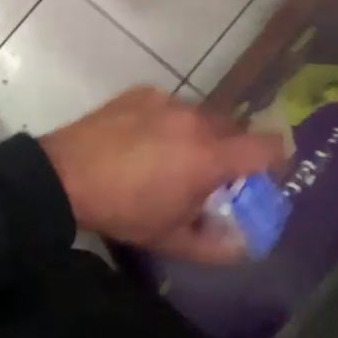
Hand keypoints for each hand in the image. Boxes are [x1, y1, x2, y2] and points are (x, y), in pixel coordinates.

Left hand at [40, 87, 284, 262]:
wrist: (63, 175)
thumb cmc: (122, 209)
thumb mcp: (171, 238)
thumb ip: (216, 244)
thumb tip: (243, 241)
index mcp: (209, 155)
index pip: (269, 145)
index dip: (274, 161)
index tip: (261, 178)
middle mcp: (194, 119)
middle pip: (234, 129)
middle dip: (231, 152)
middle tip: (210, 177)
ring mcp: (166, 101)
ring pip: (201, 115)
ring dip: (199, 135)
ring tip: (171, 159)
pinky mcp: (140, 92)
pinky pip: (170, 105)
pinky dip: (169, 121)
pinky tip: (145, 141)